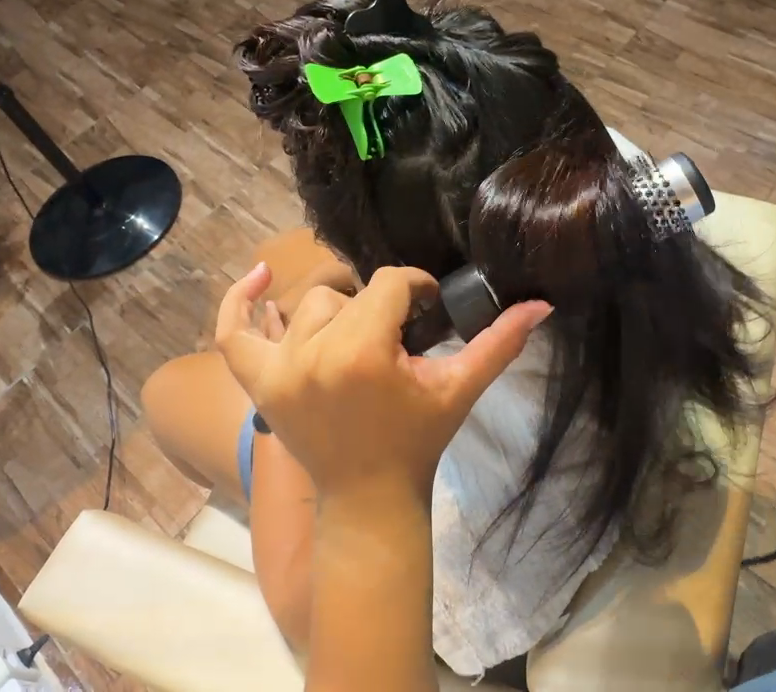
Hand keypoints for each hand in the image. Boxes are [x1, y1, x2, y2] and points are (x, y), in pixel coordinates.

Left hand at [214, 263, 551, 498]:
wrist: (369, 499)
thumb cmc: (418, 441)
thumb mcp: (459, 389)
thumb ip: (499, 344)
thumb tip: (542, 304)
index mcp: (363, 352)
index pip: (390, 283)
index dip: (416, 287)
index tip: (430, 307)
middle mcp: (314, 354)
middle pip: (351, 294)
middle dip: (380, 309)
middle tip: (397, 340)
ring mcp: (279, 371)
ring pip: (308, 306)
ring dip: (336, 315)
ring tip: (358, 338)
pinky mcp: (259, 385)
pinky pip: (233, 334)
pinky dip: (239, 304)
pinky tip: (258, 276)